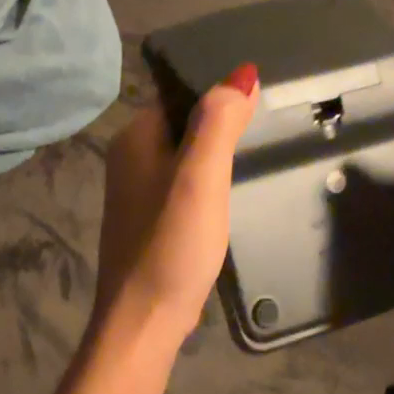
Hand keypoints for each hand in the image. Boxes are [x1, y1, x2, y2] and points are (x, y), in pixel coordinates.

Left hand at [93, 65, 258, 336]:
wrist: (145, 320)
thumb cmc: (173, 243)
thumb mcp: (201, 176)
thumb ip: (219, 122)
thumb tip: (242, 73)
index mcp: (134, 139)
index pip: (179, 95)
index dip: (218, 96)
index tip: (258, 103)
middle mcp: (129, 160)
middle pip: (183, 127)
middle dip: (220, 128)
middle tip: (264, 134)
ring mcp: (137, 195)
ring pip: (185, 160)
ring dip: (215, 161)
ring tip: (254, 163)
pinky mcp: (150, 224)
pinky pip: (183, 190)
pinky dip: (207, 190)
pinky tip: (228, 202)